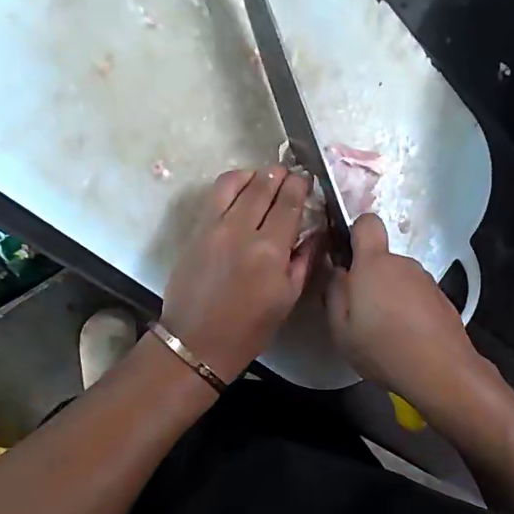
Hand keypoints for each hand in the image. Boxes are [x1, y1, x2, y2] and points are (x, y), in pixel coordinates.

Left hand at [160, 167, 319, 380]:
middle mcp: (242, 230)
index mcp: (270, 250)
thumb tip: (317, 232)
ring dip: (254, 175)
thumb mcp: (287, 298)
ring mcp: (215, 226)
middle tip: (290, 172)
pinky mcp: (197, 230)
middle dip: (279, 175)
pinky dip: (232, 184)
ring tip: (265, 177)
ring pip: (236, 183)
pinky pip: (215, 195)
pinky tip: (241, 189)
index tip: (307, 179)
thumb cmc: (250, 328)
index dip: (300, 186)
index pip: (289, 203)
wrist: (198, 341)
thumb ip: (305, 260)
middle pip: (263, 187)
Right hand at [326, 214, 485, 406]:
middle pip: (382, 260)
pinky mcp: (443, 299)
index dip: (356, 233)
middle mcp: (404, 264)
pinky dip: (411, 311)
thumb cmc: (383, 348)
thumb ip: (334, 293)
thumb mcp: (341, 329)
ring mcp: (427, 281)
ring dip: (392, 298)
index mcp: (374, 264)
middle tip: (362, 314)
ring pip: (400, 280)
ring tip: (386, 332)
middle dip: (371, 280)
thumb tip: (339, 273)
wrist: (441, 370)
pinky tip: (407, 339)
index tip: (349, 258)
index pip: (367, 223)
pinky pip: (418, 297)